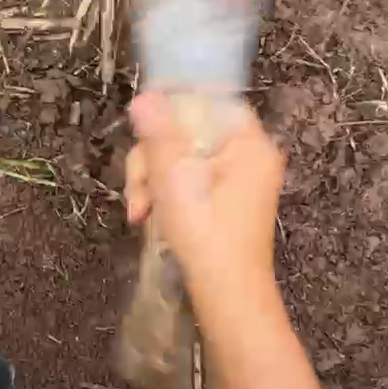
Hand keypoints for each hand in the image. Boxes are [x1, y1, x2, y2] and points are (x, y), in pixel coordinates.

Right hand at [123, 92, 284, 304]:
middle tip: (139, 187)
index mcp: (248, 145)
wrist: (226, 291)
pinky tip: (147, 214)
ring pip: (176, 156)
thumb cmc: (205, 233)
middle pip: (186, 131)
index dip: (174, 106)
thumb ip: (158, 135)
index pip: (212, 102)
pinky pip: (183, 177)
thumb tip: (144, 97)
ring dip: (149, 179)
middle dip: (151, 157)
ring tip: (139, 209)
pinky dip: (161, 191)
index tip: (143, 125)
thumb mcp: (174, 178)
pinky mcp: (221, 198)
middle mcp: (246, 156)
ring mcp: (234, 178)